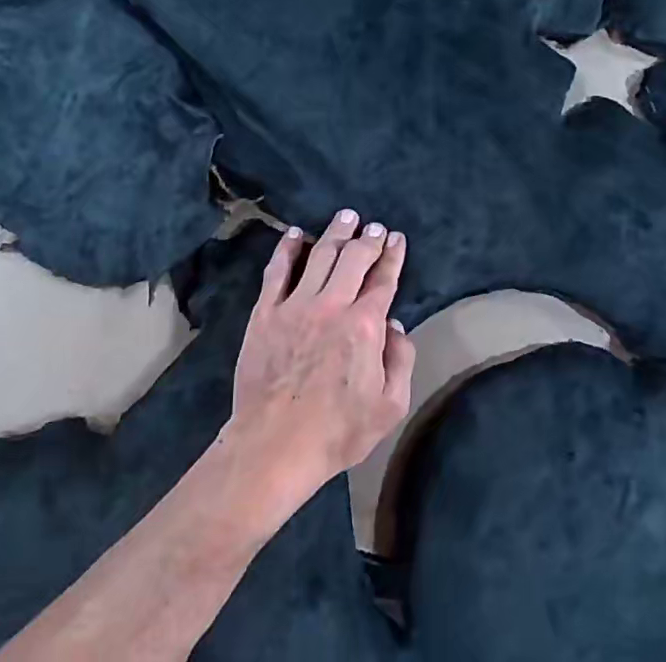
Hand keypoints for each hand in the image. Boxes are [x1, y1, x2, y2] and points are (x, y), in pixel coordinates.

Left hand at [223, 210, 415, 524]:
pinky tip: (295, 234)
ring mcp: (295, 307)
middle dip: (368, 238)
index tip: (397, 239)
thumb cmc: (337, 431)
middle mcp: (332, 306)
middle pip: (353, 259)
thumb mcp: (390, 405)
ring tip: (346, 217)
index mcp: (365, 325)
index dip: (393, 256)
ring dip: (335, 233)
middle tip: (375, 227)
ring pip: (319, 257)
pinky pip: (277, 273)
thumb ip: (401, 360)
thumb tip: (396, 328)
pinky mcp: (264, 316)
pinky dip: (287, 249)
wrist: (272, 447)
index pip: (384, 279)